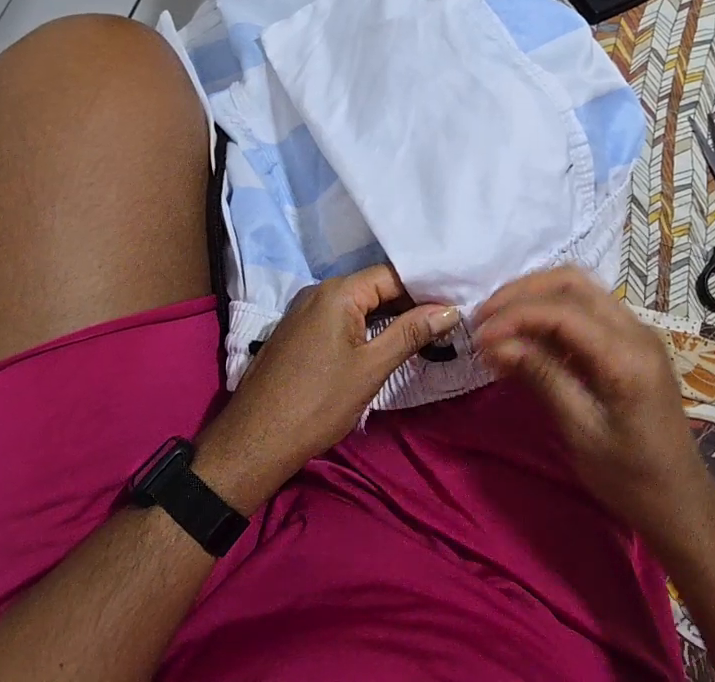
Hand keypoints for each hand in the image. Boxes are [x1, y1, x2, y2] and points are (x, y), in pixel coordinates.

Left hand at [194, 265, 458, 512]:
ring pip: (359, 304)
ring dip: (390, 316)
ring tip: (428, 330)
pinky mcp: (299, 332)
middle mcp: (319, 291)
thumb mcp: (371, 367)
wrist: (257, 440)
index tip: (457, 301)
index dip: (426, 287)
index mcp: (338, 292)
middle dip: (411, 302)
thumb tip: (449, 309)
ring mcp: (305, 311)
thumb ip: (411, 333)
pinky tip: (388, 342)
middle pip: (376, 286)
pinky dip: (367, 326)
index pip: (392, 275)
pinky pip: (341, 318)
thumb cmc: (318, 402)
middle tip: (449, 318)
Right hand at [472, 267, 711, 540]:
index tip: (478, 337)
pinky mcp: (632, 342)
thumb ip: (542, 376)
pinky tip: (525, 338)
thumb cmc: (629, 477)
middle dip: (521, 293)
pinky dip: (552, 313)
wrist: (679, 500)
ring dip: (535, 298)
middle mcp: (636, 331)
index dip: (514, 316)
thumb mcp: (580, 431)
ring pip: (579, 289)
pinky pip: (588, 310)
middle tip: (483, 319)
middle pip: (571, 283)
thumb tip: (495, 343)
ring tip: (497, 324)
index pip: (562, 311)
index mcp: (626, 356)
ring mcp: (638, 333)